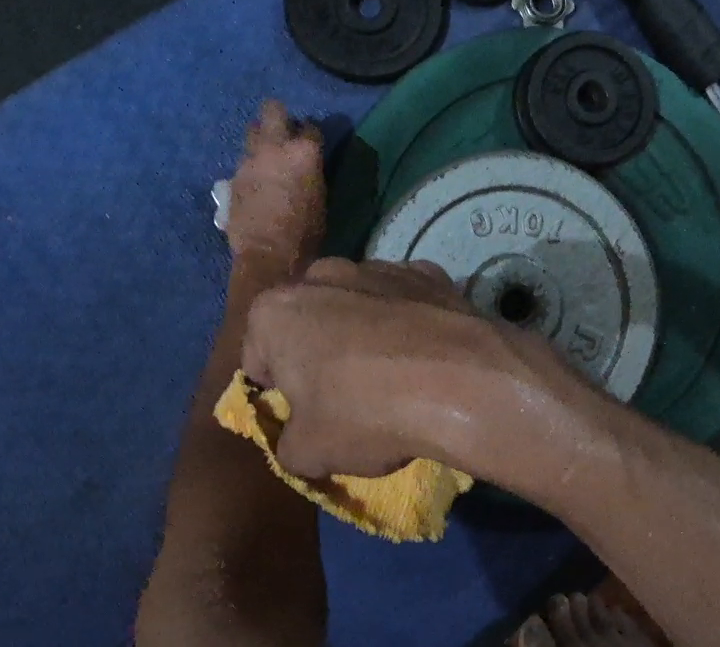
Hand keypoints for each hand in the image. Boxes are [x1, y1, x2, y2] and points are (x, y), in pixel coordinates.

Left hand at [226, 101, 323, 270]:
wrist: (269, 253)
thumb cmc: (306, 230)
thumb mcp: (320, 196)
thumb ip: (312, 171)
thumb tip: (307, 166)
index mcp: (305, 151)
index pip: (310, 126)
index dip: (310, 132)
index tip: (310, 140)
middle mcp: (276, 146)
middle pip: (273, 110)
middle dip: (278, 114)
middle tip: (283, 127)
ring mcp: (251, 159)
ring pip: (253, 131)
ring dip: (261, 137)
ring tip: (267, 153)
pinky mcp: (234, 175)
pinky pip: (244, 159)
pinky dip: (251, 163)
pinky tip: (255, 177)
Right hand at [240, 257, 581, 482]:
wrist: (462, 380)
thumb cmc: (366, 413)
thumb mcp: (308, 453)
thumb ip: (287, 442)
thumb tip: (298, 438)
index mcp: (277, 310)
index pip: (257, 356)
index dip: (277, 390)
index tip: (302, 414)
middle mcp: (323, 273)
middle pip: (308, 321)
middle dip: (318, 352)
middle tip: (344, 397)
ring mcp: (380, 266)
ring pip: (358, 304)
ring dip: (364, 332)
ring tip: (393, 378)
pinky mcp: (428, 271)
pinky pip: (405, 300)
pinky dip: (409, 322)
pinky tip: (427, 358)